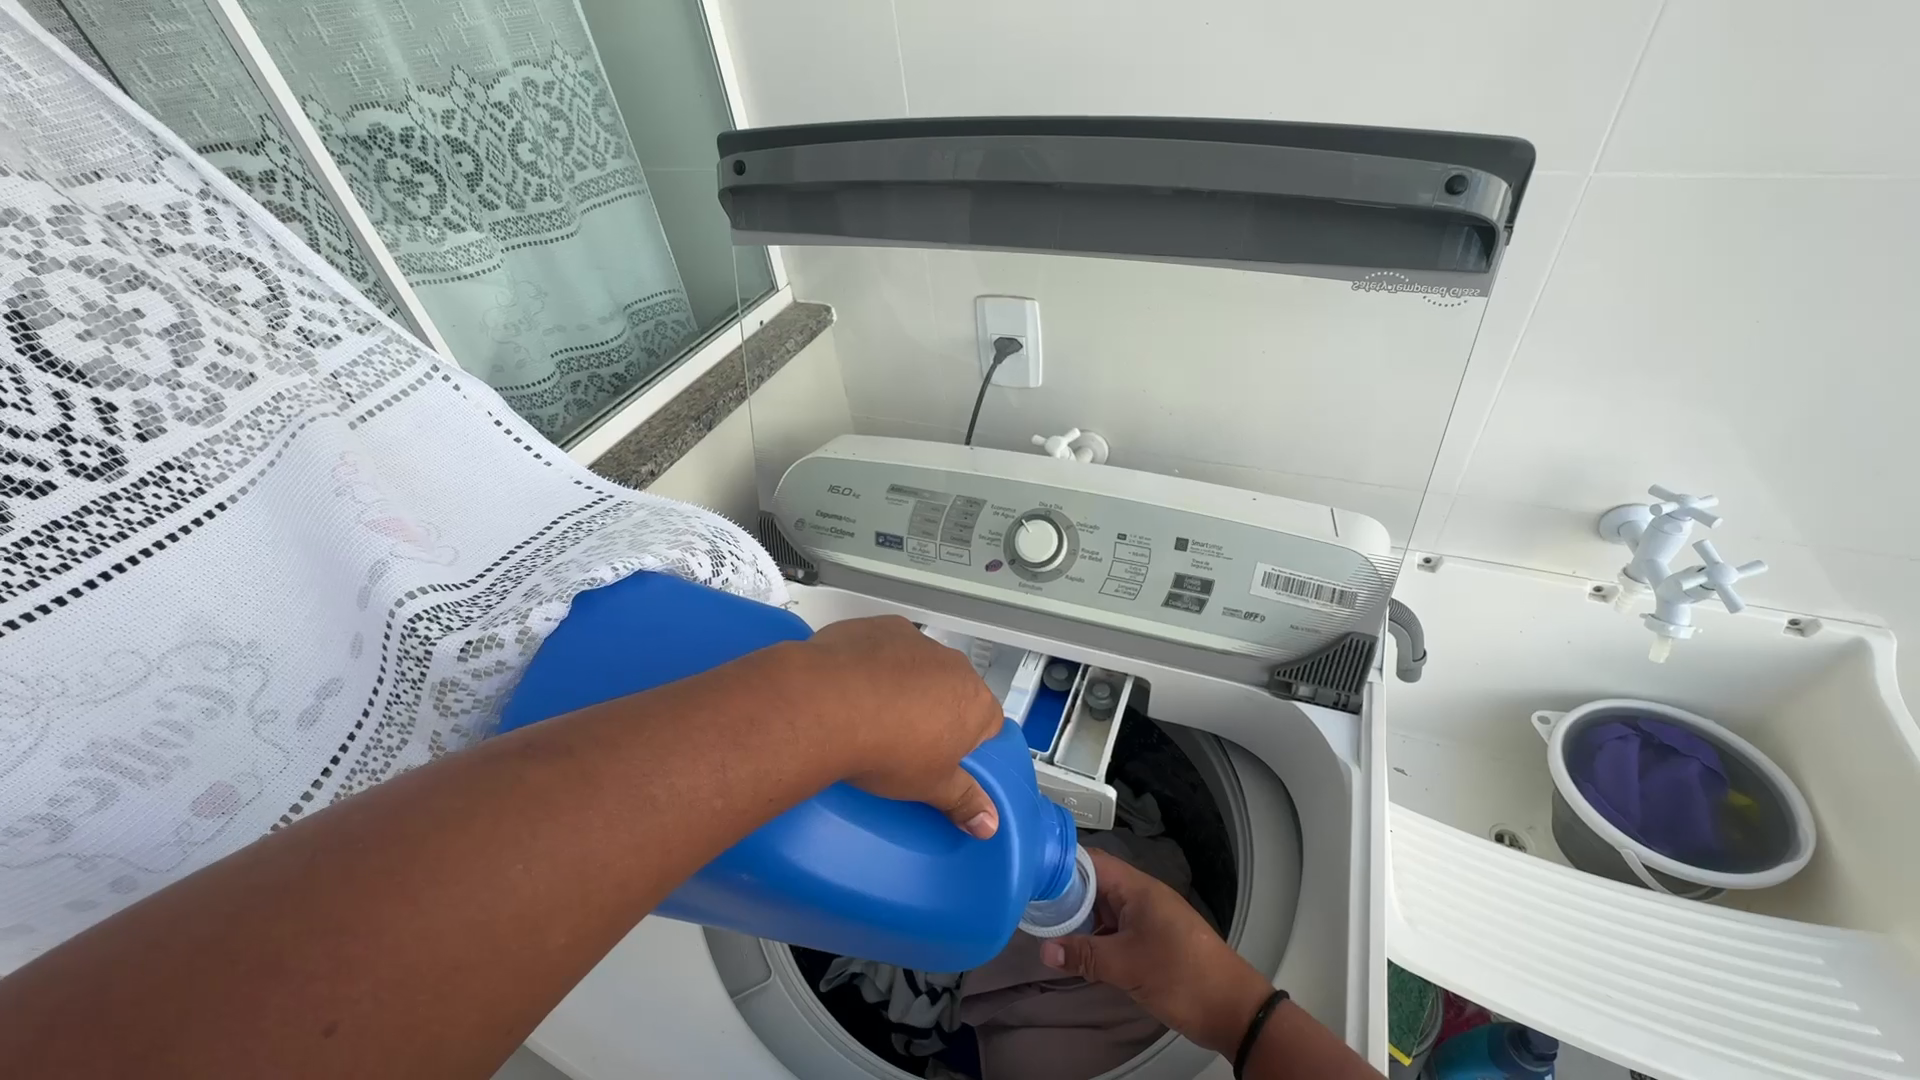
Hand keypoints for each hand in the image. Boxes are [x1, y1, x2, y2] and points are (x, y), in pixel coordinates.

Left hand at [780, 616, 1004, 838]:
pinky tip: (849, 688)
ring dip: (902, 683)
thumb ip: (964, 801)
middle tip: (903, 741)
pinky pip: (882, 647)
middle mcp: (951, 663)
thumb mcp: (929, 786)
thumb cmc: (885, 748)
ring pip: (916, 665)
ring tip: (871, 714)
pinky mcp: (876, 626)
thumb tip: (988, 824)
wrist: (826, 706)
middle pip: (952, 689)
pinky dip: (871, 662)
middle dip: (934, 710)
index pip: (987, 722)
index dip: (965, 741)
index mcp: (975, 701)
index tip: (942, 757)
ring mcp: (913, 639)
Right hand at [1039, 849, 1273, 1054]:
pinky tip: (1076, 949)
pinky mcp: (1151, 939)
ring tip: (1046, 926)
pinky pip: (1115, 927)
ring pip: (1104, 907)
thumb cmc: (1181, 976)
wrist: (1234, 1010)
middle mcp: (1141, 895)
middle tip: (1033, 905)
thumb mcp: (1127, 966)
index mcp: (1137, 888)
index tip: (1031, 875)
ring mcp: (1147, 918)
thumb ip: (1084, 955)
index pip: (1091, 861)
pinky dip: (1095, 935)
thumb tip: (1044, 950)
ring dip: (1079, 917)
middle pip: (1095, 883)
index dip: (1060, 865)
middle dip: (1065, 893)